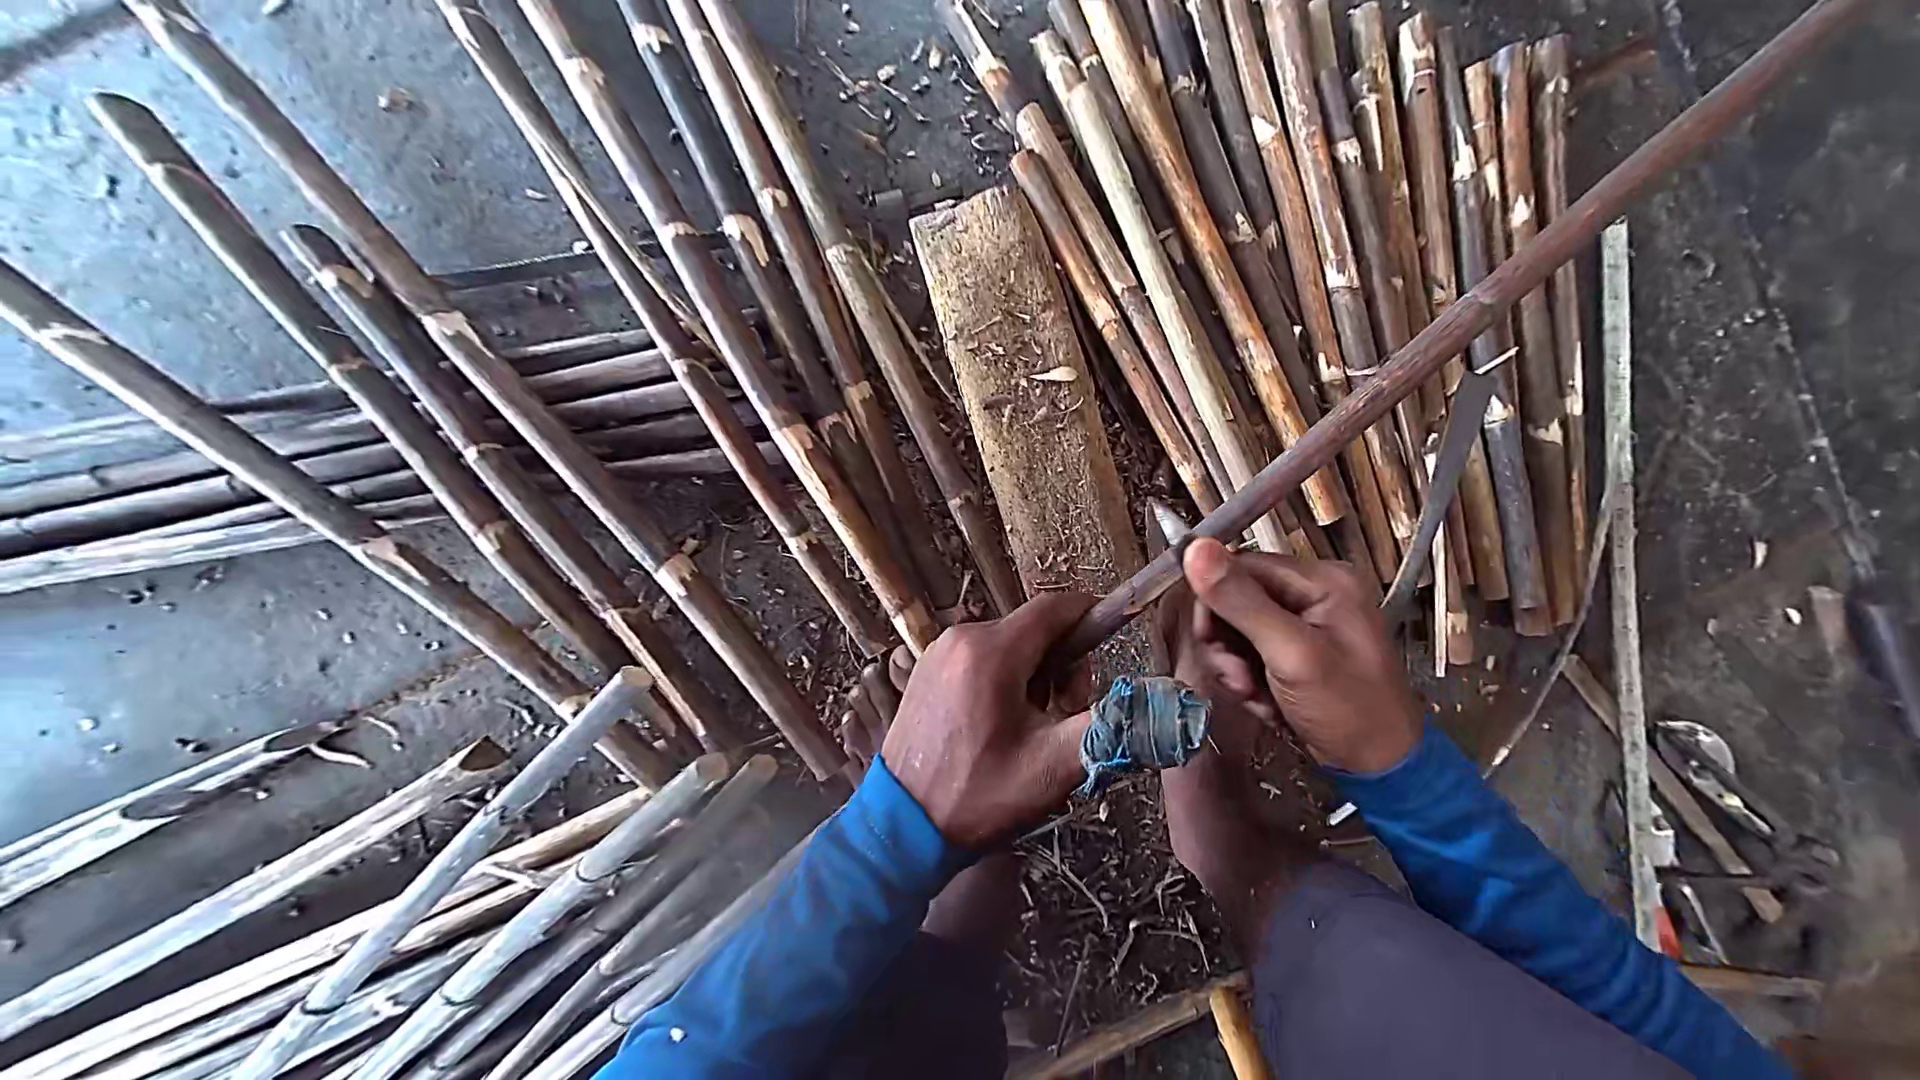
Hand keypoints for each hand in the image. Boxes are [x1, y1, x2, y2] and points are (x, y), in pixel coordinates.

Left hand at [881, 593, 1096, 848]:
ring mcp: (938, 653)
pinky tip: (999, 724)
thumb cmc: (977, 796)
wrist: (900, 826)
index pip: (1054, 607)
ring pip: (1009, 645)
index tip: (1112, 640)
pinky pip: (981, 658)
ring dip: (1035, 676)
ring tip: (1030, 728)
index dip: (1090, 617)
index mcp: (991, 651)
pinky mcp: (927, 671)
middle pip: (1034, 629)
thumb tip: (1161, 703)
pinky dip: (1004, 679)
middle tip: (1066, 714)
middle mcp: (960, 639)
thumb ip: (1111, 726)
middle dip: (1064, 664)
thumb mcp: (1052, 766)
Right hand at [1180, 538, 1421, 773]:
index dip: (1215, 598)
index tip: (1209, 636)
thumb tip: (1196, 549)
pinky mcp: (1293, 650)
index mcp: (1322, 580)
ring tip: (1252, 691)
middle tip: (1236, 674)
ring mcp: (1303, 623)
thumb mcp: (1290, 653)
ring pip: (1235, 628)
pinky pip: (1247, 650)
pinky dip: (1246, 676)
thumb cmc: (1349, 710)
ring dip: (1233, 664)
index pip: (1241, 565)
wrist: (1379, 768)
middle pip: (1234, 598)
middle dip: (1226, 640)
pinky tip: (1263, 698)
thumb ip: (1240, 601)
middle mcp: (1312, 594)